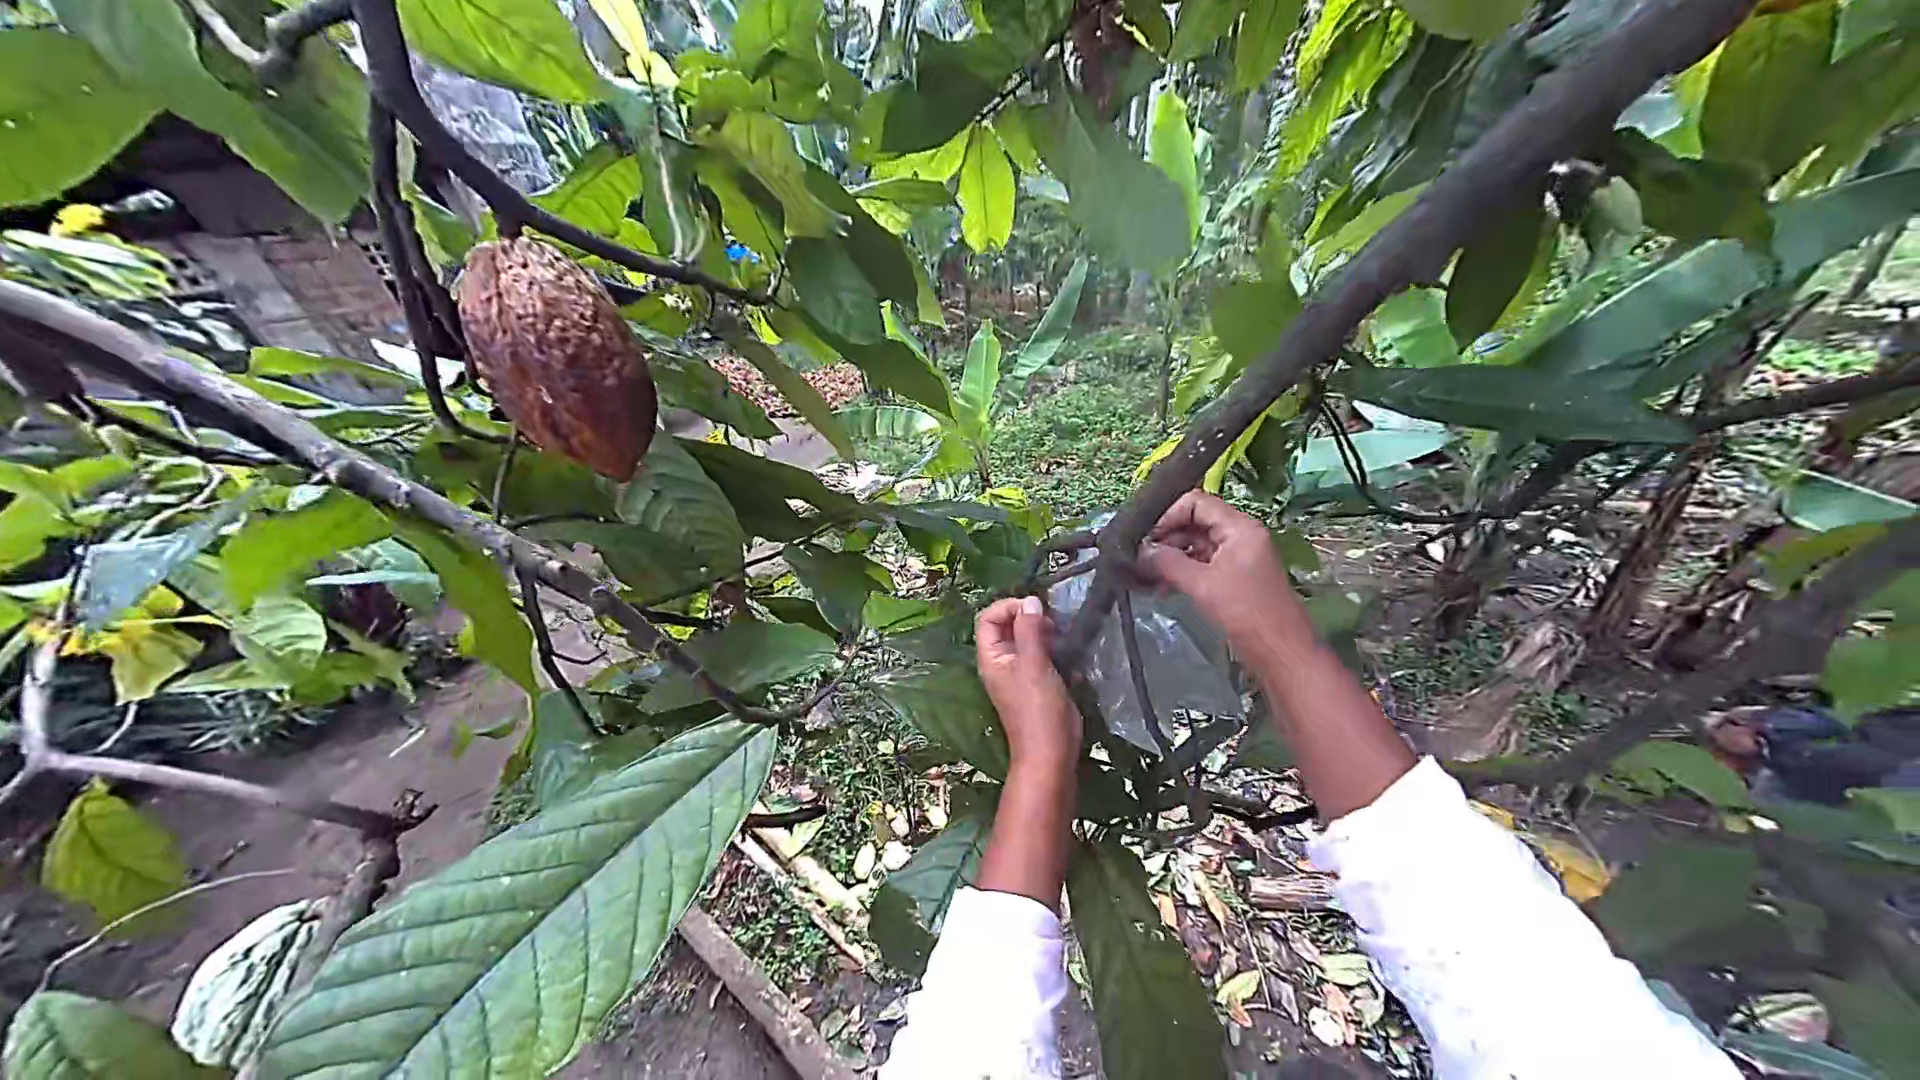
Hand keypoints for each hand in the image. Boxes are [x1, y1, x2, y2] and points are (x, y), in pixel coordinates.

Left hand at [976, 596, 1080, 772]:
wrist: (1051, 753)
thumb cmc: (1038, 709)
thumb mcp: (1033, 664)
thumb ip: (1030, 630)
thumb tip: (1030, 600)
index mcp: (991, 656)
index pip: (988, 617)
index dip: (1008, 606)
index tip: (1035, 607)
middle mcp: (1003, 661)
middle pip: (1008, 626)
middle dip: (1029, 617)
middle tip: (1053, 622)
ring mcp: (1021, 671)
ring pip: (1028, 639)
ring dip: (1044, 632)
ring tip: (1062, 635)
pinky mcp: (1040, 681)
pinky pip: (1043, 654)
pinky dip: (1054, 648)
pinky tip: (1069, 653)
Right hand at [1137, 490, 1307, 645]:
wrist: (1281, 653)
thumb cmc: (1245, 612)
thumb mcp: (1202, 584)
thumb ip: (1167, 563)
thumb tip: (1138, 552)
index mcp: (1239, 528)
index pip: (1196, 503)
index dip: (1167, 516)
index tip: (1145, 539)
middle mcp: (1239, 536)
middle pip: (1194, 523)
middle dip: (1165, 539)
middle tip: (1138, 560)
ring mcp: (1237, 557)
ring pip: (1195, 545)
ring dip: (1169, 558)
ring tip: (1144, 577)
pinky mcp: (1232, 578)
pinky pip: (1201, 565)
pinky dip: (1180, 572)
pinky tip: (1160, 588)